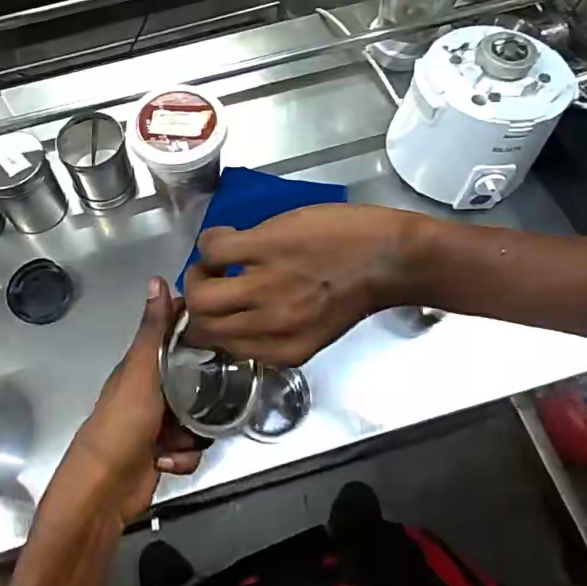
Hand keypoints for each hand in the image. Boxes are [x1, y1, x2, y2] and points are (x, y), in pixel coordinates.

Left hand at [55, 278, 206, 525]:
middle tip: (219, 395)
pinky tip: (168, 461)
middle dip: (204, 392)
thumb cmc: (122, 422)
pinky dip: (183, 456)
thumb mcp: (140, 371)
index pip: (170, 336)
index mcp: (139, 366)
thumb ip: (153, 330)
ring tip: (179, 439)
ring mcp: (155, 423)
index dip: (193, 328)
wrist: (106, 486)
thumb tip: (157, 279)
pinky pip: (190, 448)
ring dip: (193, 432)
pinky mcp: (163, 452)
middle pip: (190, 380)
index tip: (220, 328)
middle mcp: (148, 390)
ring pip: (195, 417)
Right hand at [181, 204, 434, 366]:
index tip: (208, 308)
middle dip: (195, 300)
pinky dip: (211, 241)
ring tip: (215, 260)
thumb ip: (272, 328)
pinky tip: (230, 236)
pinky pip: (213, 248)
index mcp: (284, 349)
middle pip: (202, 323)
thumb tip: (232, 315)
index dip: (204, 325)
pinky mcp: (264, 247)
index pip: (219, 346)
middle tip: (208, 280)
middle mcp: (271, 325)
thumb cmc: (355, 289)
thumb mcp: (312, 327)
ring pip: (200, 292)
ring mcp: (266, 286)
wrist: (391, 256)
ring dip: (198, 273)